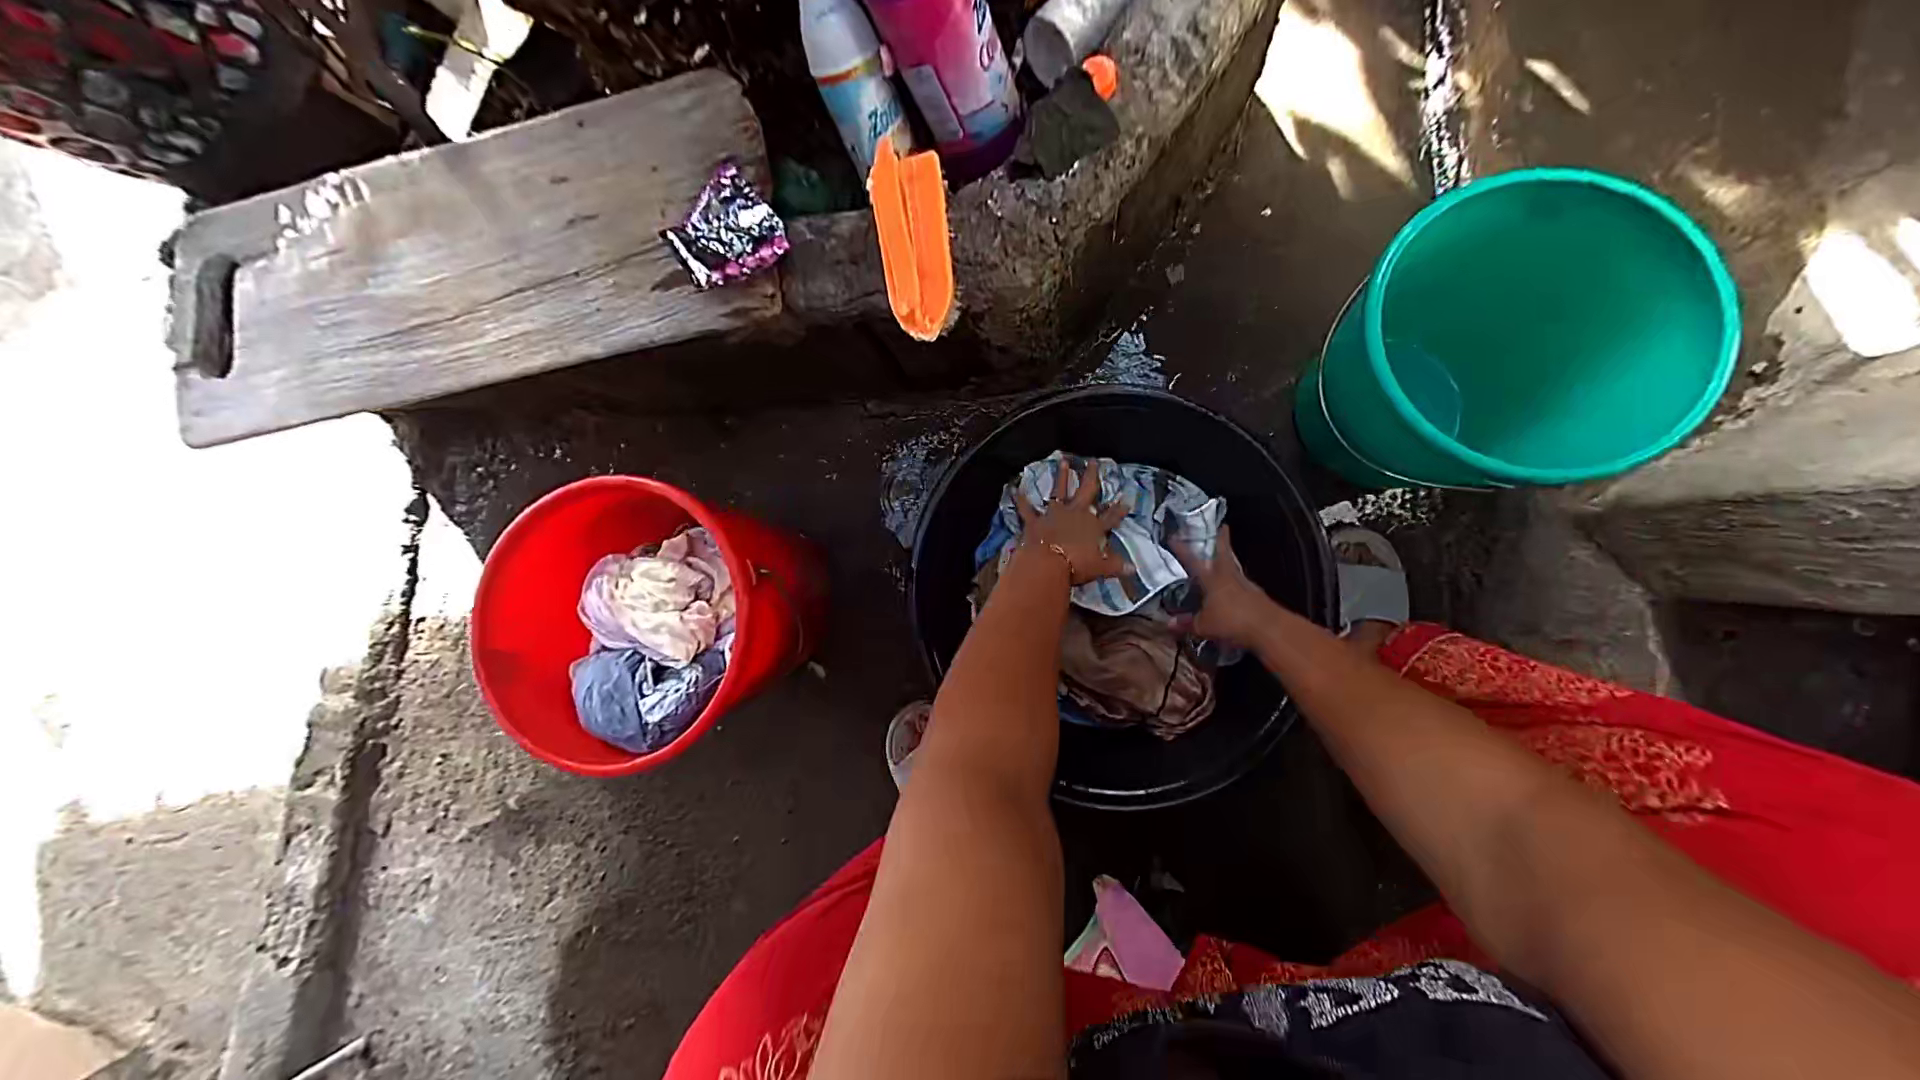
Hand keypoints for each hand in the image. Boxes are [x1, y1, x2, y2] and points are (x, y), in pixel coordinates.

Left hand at [1016, 460, 1129, 584]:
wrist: (1048, 564)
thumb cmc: (1077, 565)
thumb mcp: (1100, 567)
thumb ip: (1115, 565)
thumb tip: (1132, 569)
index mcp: (1094, 527)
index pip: (1110, 517)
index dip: (1118, 510)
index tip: (1126, 500)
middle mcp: (1076, 514)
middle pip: (1086, 491)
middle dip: (1091, 476)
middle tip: (1093, 461)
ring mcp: (1055, 515)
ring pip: (1059, 491)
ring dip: (1061, 476)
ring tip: (1063, 461)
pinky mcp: (1036, 521)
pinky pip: (1027, 508)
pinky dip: (1021, 500)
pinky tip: (1016, 489)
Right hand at [1173, 525, 1277, 645]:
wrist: (1269, 628)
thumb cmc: (1232, 622)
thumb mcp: (1203, 626)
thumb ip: (1186, 623)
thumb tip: (1169, 624)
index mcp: (1212, 580)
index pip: (1193, 561)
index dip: (1183, 550)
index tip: (1175, 537)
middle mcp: (1229, 577)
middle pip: (1225, 554)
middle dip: (1222, 540)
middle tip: (1223, 528)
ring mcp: (1246, 585)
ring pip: (1235, 567)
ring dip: (1230, 560)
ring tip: (1225, 558)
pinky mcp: (1257, 597)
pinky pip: (1243, 585)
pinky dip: (1237, 583)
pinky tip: (1235, 589)